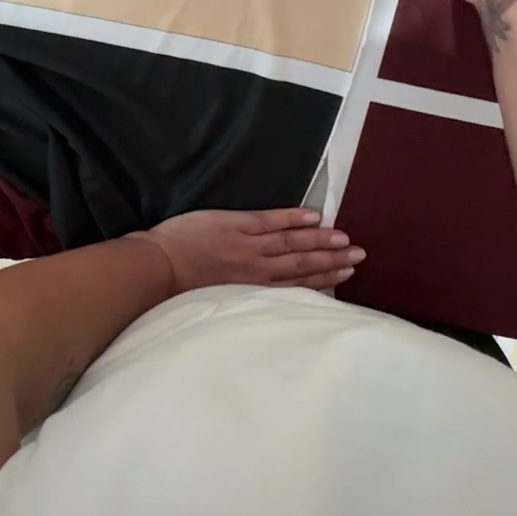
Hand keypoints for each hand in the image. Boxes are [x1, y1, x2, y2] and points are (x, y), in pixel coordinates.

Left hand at [132, 208, 364, 294]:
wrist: (156, 269)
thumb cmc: (179, 289)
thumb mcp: (216, 300)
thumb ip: (240, 297)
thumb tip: (258, 299)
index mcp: (252, 291)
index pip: (296, 285)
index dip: (324, 279)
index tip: (347, 275)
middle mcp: (257, 271)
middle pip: (302, 265)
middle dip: (332, 260)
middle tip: (360, 256)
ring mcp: (248, 247)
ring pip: (293, 244)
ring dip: (321, 241)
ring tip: (346, 239)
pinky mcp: (235, 226)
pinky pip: (271, 222)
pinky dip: (293, 218)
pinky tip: (314, 215)